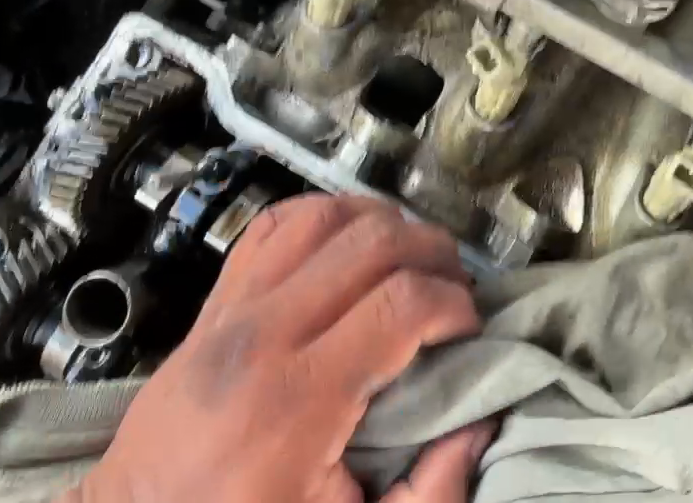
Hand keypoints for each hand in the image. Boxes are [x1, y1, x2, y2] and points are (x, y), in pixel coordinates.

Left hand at [69, 194, 490, 502]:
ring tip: (412, 261)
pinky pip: (276, 224)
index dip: (454, 304)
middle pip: (372, 244)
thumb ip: (427, 493)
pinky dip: (328, 216)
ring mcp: (229, 311)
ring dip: (385, 224)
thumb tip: (478, 422)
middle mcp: (260, 338)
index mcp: (294, 404)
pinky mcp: (214, 302)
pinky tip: (353, 244)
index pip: (399, 303)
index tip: (469, 329)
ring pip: (325, 216)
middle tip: (454, 290)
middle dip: (434, 253)